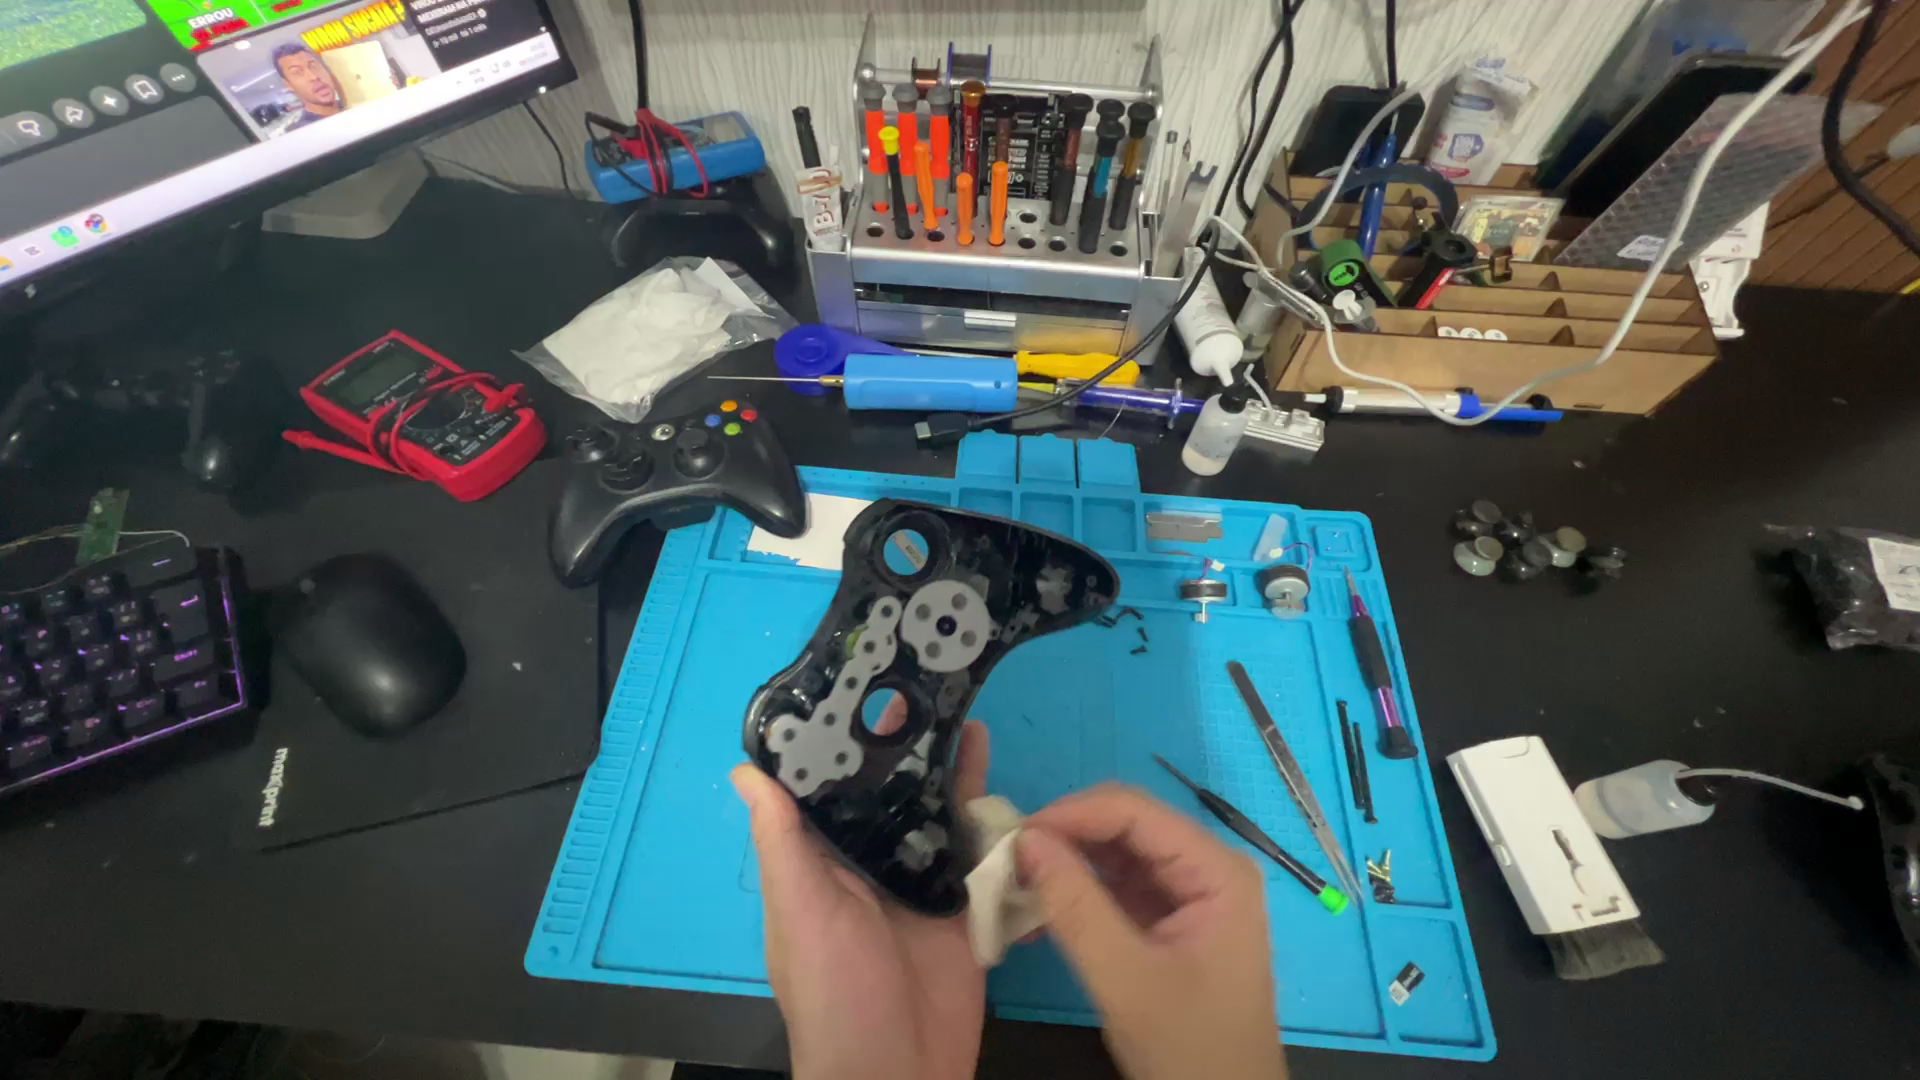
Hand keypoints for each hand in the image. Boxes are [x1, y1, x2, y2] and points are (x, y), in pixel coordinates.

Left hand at [731, 713, 989, 1079]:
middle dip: (899, 738)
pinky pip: (970, 833)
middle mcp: (869, 854)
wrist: (900, 1066)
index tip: (852, 684)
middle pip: (885, 785)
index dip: (837, 737)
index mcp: (822, 855)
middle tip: (916, 680)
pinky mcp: (960, 888)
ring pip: (929, 800)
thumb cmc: (833, 985)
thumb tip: (744, 770)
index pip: (827, 784)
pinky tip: (986, 753)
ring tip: (953, 701)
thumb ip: (782, 841)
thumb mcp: (800, 909)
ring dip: (940, 756)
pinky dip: (979, 794)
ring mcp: (918, 869)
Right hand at [1018, 784, 1284, 1079]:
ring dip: (1063, 860)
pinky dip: (1073, 889)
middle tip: (1011, 857)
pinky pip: (1110, 880)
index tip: (1018, 835)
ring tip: (1016, 881)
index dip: (1073, 813)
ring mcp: (1183, 888)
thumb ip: (1076, 906)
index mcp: (1215, 868)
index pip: (1134, 811)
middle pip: (1123, 823)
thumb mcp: (1127, 980)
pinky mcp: (1162, 912)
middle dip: (1065, 835)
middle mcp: (1203, 864)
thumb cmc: (1190, 1050)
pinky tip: (1037, 909)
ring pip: (1111, 848)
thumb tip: (1026, 840)